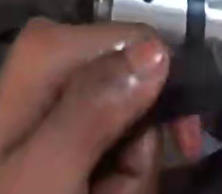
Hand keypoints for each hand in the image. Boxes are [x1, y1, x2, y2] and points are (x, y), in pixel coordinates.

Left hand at [0, 19, 199, 193]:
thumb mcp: (45, 172)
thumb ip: (96, 107)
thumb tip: (156, 48)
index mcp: (46, 46)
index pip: (140, 43)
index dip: (165, 98)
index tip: (176, 150)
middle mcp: (54, 60)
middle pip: (139, 89)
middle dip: (137, 151)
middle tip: (107, 192)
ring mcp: (58, 100)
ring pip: (132, 130)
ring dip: (125, 179)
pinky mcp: (62, 136)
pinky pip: (114, 152)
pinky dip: (113, 186)